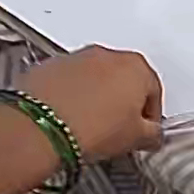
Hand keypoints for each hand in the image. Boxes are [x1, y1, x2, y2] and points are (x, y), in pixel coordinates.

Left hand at [15, 45, 163, 161]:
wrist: (39, 129)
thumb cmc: (90, 126)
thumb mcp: (137, 138)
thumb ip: (152, 133)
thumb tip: (150, 135)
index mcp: (137, 66)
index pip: (154, 90)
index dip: (151, 114)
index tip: (145, 129)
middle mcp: (107, 56)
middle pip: (124, 79)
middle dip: (124, 101)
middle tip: (120, 127)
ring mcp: (75, 59)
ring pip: (95, 77)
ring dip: (97, 96)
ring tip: (92, 125)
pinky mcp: (46, 67)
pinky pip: (67, 81)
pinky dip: (71, 95)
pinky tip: (70, 119)